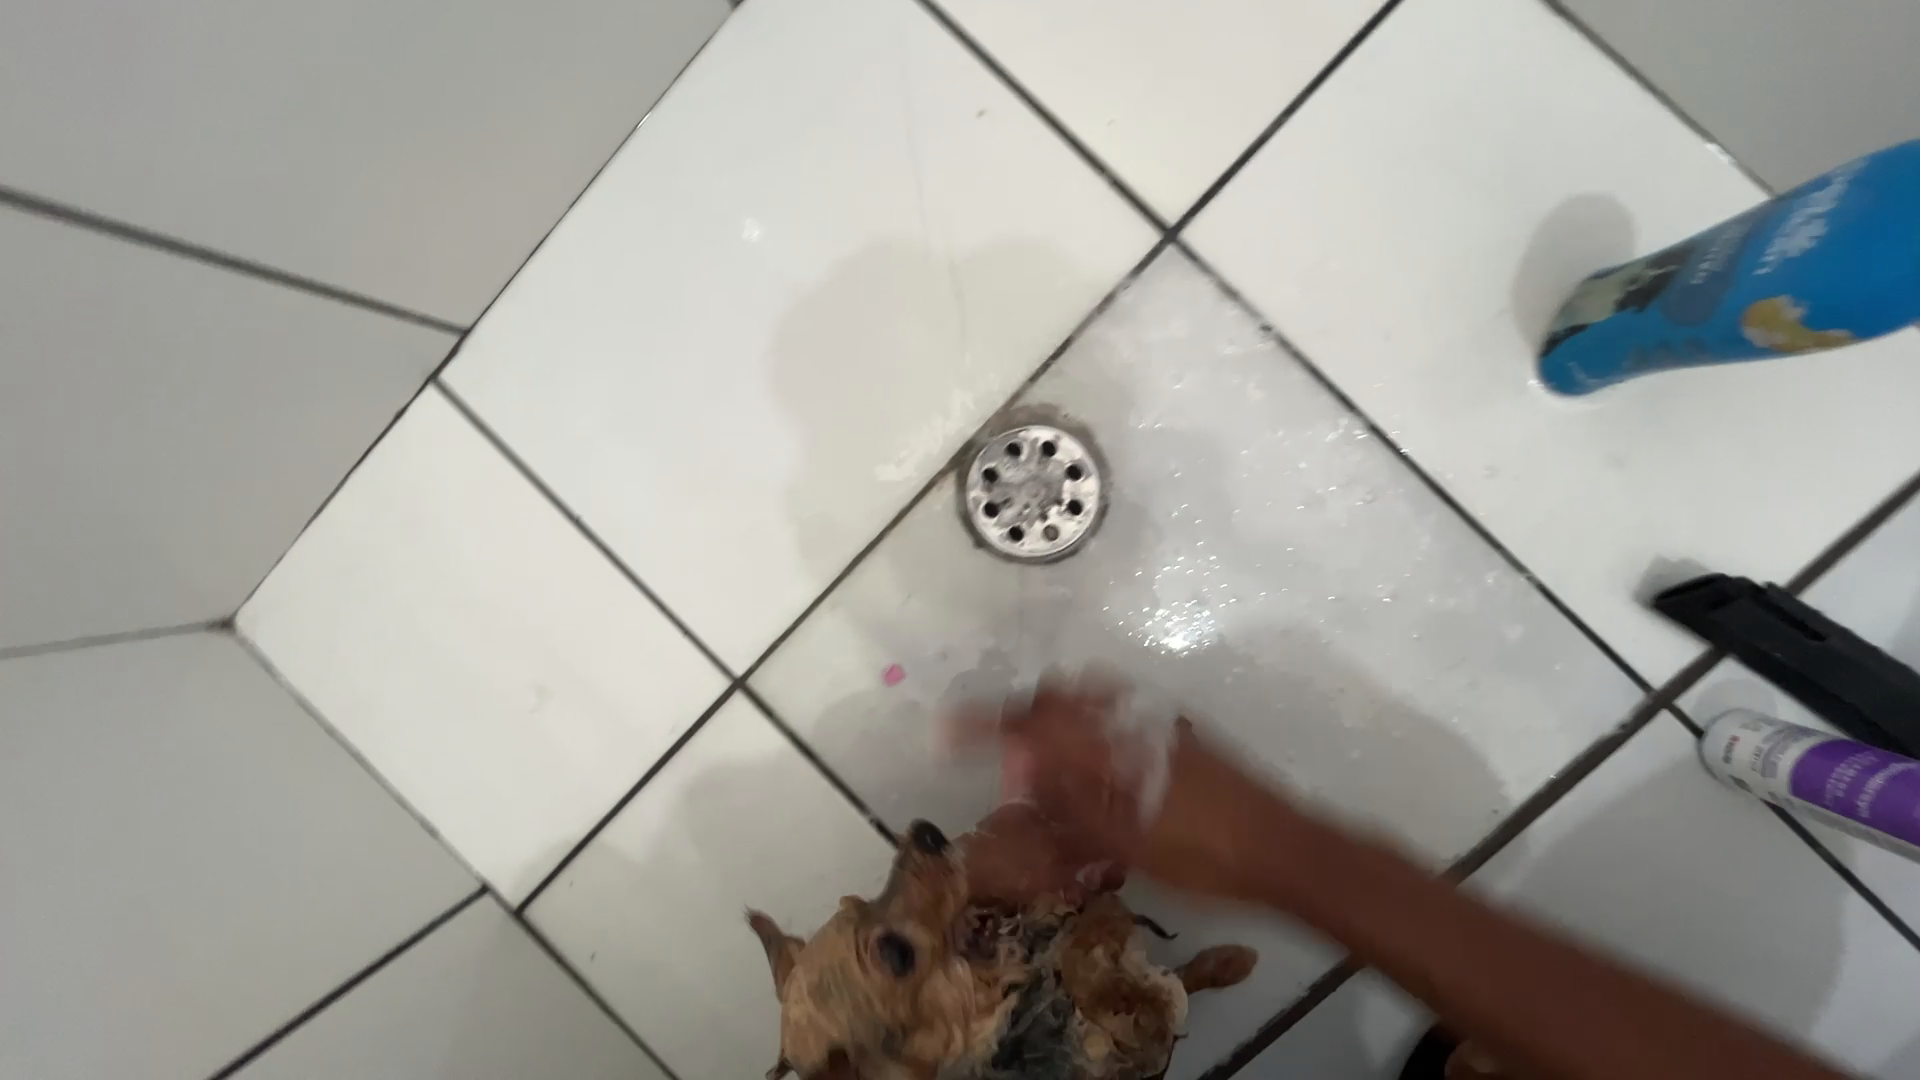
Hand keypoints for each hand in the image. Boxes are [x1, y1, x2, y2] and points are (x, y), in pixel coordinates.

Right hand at [949, 673, 1297, 903]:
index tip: (947, 730)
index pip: (1029, 721)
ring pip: (1086, 697)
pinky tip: (1098, 768)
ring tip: (1049, 765)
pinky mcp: (1176, 729)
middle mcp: (1129, 717)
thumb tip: (1021, 775)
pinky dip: (1090, 724)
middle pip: (1054, 696)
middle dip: (1021, 720)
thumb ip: (1067, 805)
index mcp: (1109, 742)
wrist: (1281, 846)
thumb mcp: (1125, 844)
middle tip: (1013, 764)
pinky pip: (1115, 708)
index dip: (981, 724)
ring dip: (1056, 719)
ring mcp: (1156, 719)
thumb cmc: (1201, 855)